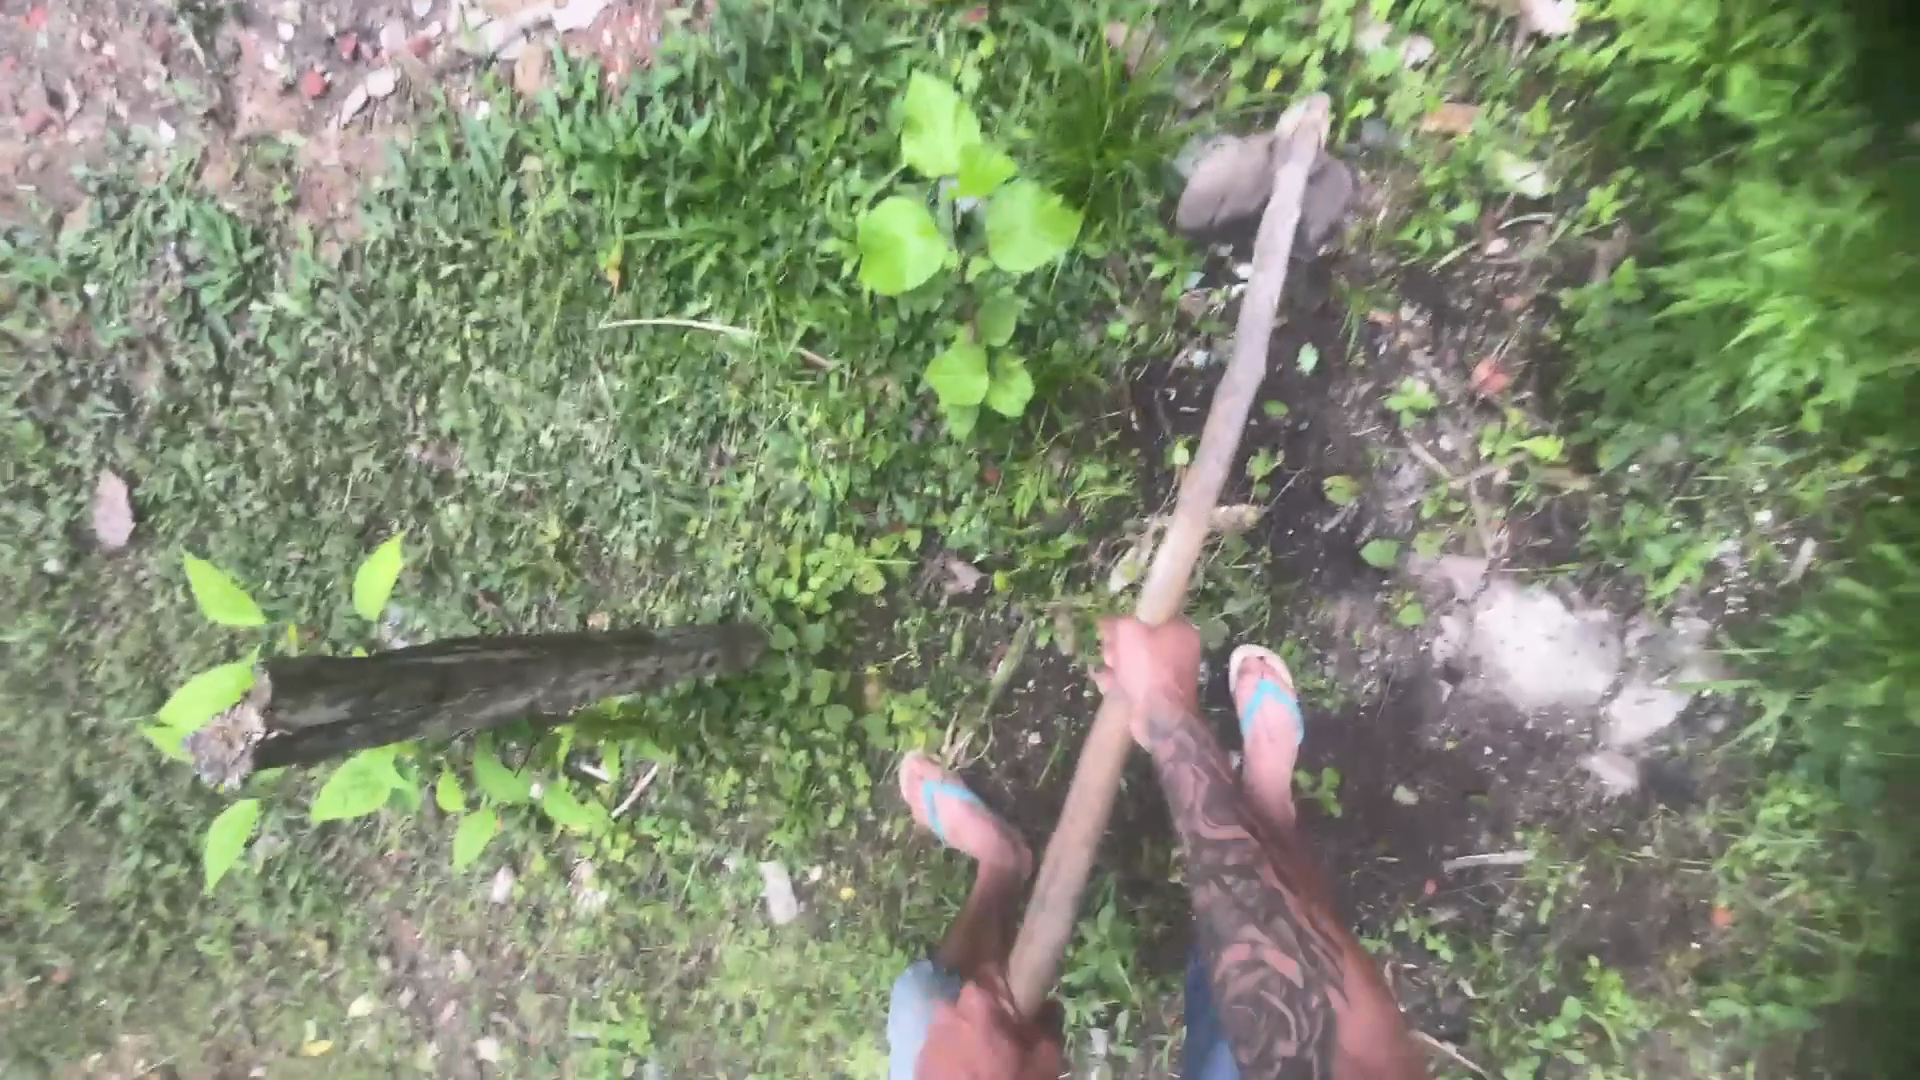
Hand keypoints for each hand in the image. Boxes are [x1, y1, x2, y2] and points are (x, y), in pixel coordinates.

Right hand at [1095, 617, 1202, 744]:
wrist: (1159, 716)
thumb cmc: (1148, 667)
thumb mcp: (1129, 632)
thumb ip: (1116, 622)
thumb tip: (1105, 621)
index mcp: (1181, 632)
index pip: (1150, 616)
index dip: (1128, 622)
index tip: (1113, 630)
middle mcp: (1178, 651)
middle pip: (1138, 640)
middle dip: (1117, 647)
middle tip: (1111, 655)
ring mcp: (1168, 674)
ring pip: (1132, 662)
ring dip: (1114, 666)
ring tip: (1109, 672)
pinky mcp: (1156, 693)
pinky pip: (1132, 680)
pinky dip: (1118, 682)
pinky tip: (1107, 685)